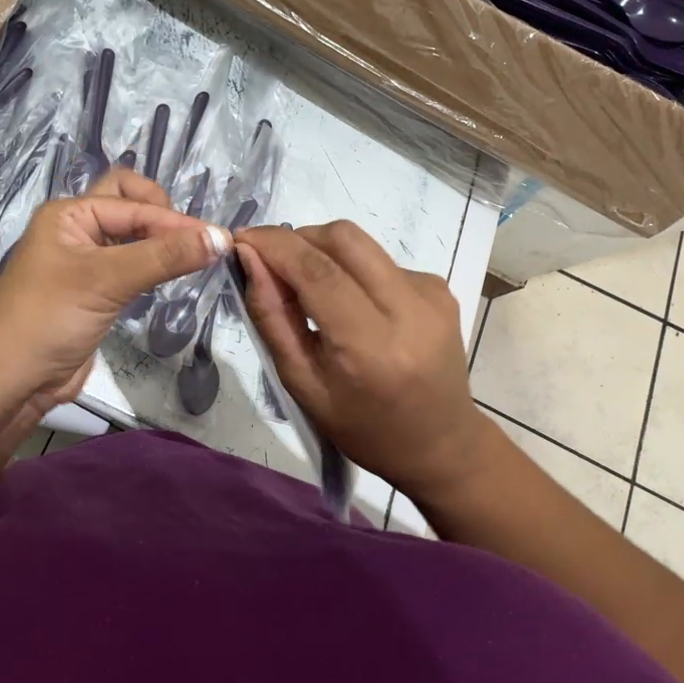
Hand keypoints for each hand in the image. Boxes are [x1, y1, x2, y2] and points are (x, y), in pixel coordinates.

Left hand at [0, 169, 227, 417]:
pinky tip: (172, 277)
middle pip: (128, 206)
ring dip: (159, 242)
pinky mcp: (92, 292)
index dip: (174, 220)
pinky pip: (128, 266)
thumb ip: (163, 257)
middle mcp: (74, 230)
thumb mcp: (106, 281)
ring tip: (195, 258)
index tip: (217, 240)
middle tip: (192, 242)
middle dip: (162, 216)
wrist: (11, 382)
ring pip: (130, 238)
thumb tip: (220, 236)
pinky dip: (151, 265)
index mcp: (67, 214)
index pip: (131, 203)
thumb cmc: (49, 320)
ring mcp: (82, 262)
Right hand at [235, 222, 492, 501]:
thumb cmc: (361, 425)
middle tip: (273, 263)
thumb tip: (249, 257)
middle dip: (298, 238)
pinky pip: (380, 259)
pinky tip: (352, 304)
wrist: (441, 444)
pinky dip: (351, 269)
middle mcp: (409, 311)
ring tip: (311, 289)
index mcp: (371, 347)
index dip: (275, 245)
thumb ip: (271, 316)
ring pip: (360, 244)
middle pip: (342, 238)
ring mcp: (431, 295)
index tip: (243, 239)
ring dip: (323, 252)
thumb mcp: (301, 382)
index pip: (317, 271)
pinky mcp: (440, 288)